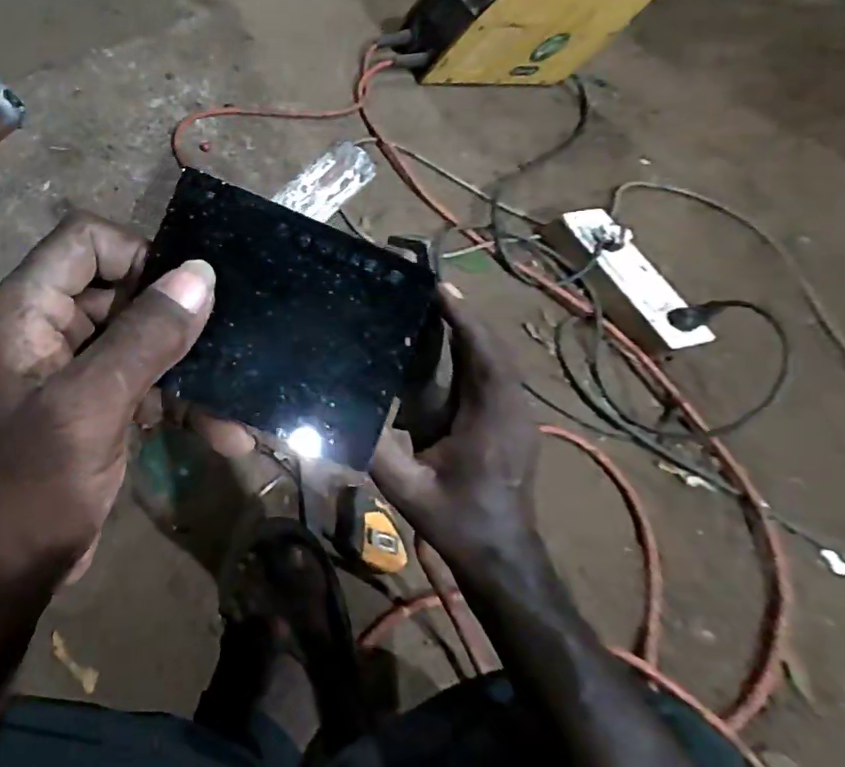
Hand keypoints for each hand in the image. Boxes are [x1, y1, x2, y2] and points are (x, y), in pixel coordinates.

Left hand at [0, 213, 215, 583]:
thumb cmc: (29, 487)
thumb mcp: (89, 407)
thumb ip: (144, 338)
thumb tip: (200, 273)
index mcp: (26, 308)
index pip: (85, 240)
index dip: (137, 253)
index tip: (187, 292)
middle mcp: (44, 326)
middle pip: (118, 287)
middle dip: (175, 318)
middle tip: (232, 349)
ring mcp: (68, 367)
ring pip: (137, 336)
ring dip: (186, 367)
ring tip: (236, 410)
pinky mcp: (90, 404)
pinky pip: (140, 378)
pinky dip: (176, 400)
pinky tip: (221, 435)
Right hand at [369, 284, 540, 570]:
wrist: (501, 560)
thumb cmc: (458, 523)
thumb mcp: (406, 486)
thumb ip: (373, 444)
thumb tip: (335, 404)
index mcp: (493, 423)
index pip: (486, 359)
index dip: (465, 321)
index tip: (439, 288)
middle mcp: (509, 412)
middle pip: (491, 351)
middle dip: (460, 314)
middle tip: (421, 284)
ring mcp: (509, 417)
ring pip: (490, 360)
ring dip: (462, 329)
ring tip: (424, 301)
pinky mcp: (500, 422)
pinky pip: (483, 375)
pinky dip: (461, 351)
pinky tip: (432, 341)